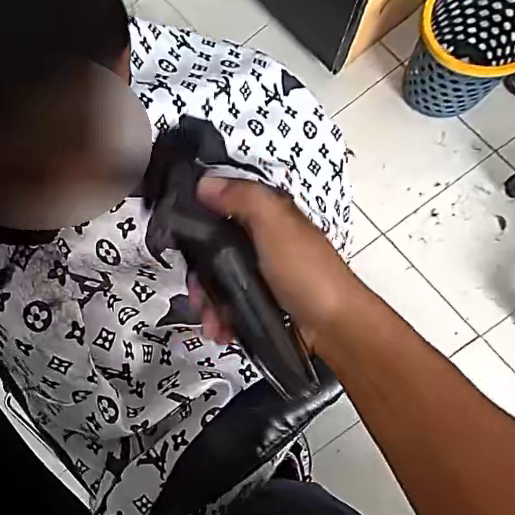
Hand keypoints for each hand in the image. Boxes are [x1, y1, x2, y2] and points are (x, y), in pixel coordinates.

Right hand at [190, 175, 370, 355]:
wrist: (334, 327)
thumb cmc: (309, 274)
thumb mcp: (274, 224)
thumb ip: (242, 198)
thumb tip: (206, 183)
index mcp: (269, 219)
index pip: (223, 211)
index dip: (199, 224)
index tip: (180, 243)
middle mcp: (266, 246)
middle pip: (216, 254)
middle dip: (200, 277)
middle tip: (197, 294)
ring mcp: (266, 278)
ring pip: (222, 285)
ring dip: (210, 304)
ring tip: (211, 322)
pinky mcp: (266, 306)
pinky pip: (234, 310)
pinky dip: (224, 321)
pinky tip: (222, 331)